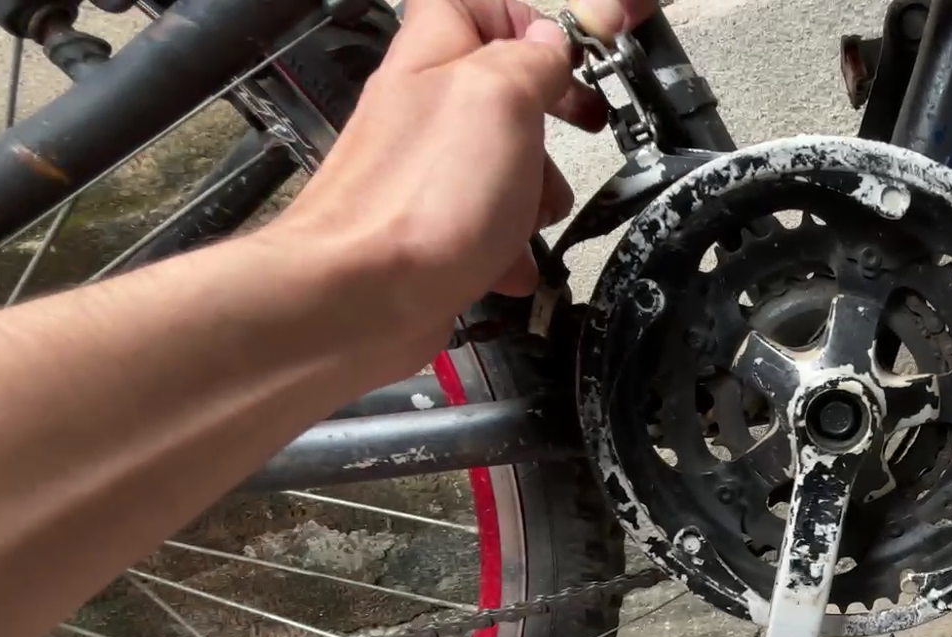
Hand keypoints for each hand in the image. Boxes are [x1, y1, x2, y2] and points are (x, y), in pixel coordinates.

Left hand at [261, 0, 652, 371]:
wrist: (371, 293)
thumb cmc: (427, 199)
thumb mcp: (499, 103)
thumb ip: (528, 63)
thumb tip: (551, 44)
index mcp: (434, 63)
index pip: (471, 6)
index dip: (524, 22)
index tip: (569, 60)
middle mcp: (427, 114)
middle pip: (502, 95)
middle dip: (550, 122)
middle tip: (580, 132)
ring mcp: (431, 177)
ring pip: (506, 169)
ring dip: (537, 197)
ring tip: (533, 217)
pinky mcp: (438, 233)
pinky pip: (493, 230)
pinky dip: (513, 249)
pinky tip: (511, 264)